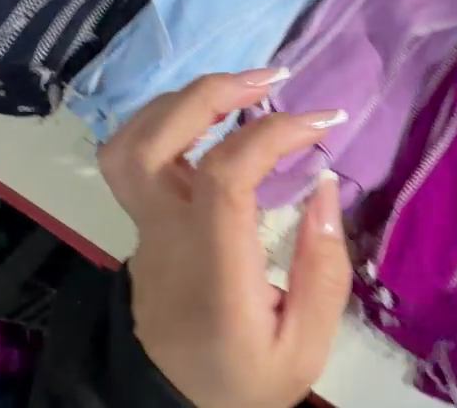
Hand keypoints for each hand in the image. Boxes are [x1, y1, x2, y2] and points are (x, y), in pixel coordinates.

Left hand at [99, 70, 350, 407]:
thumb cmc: (242, 378)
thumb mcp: (302, 350)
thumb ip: (322, 271)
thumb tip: (325, 185)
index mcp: (209, 269)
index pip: (223, 177)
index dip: (273, 134)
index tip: (324, 123)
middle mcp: (165, 236)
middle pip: (155, 143)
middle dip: (213, 93)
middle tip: (273, 78)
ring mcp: (143, 225)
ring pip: (131, 142)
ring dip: (185, 98)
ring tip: (243, 87)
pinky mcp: (141, 219)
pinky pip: (133, 151)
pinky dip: (168, 115)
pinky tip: (212, 112)